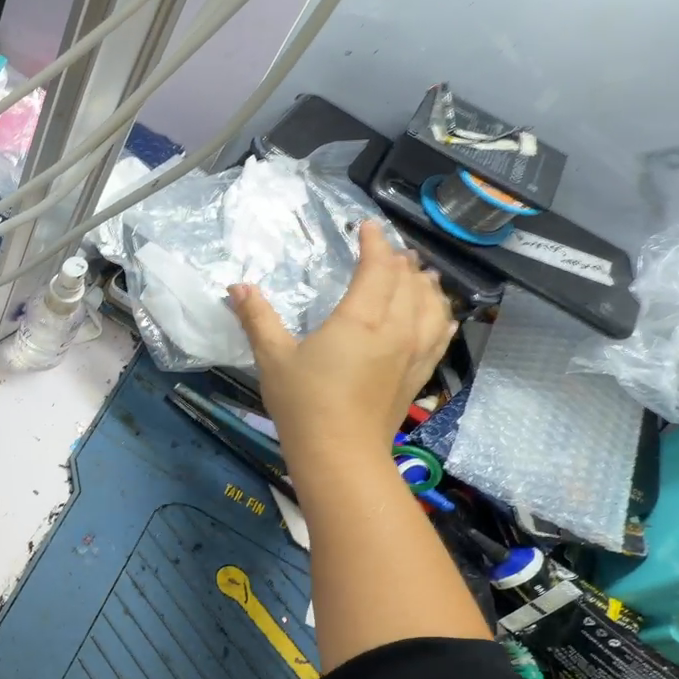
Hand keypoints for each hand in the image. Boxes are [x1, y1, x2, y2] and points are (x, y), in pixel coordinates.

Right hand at [228, 221, 453, 463]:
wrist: (340, 452)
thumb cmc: (303, 402)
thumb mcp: (272, 357)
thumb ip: (257, 318)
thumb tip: (238, 287)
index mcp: (360, 319)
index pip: (377, 268)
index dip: (374, 243)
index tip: (368, 226)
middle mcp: (396, 329)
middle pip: (409, 281)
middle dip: (398, 260)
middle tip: (386, 249)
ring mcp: (414, 351)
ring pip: (432, 303)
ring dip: (423, 283)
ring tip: (415, 273)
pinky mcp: (420, 372)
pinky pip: (440, 332)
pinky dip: (439, 313)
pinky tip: (436, 312)